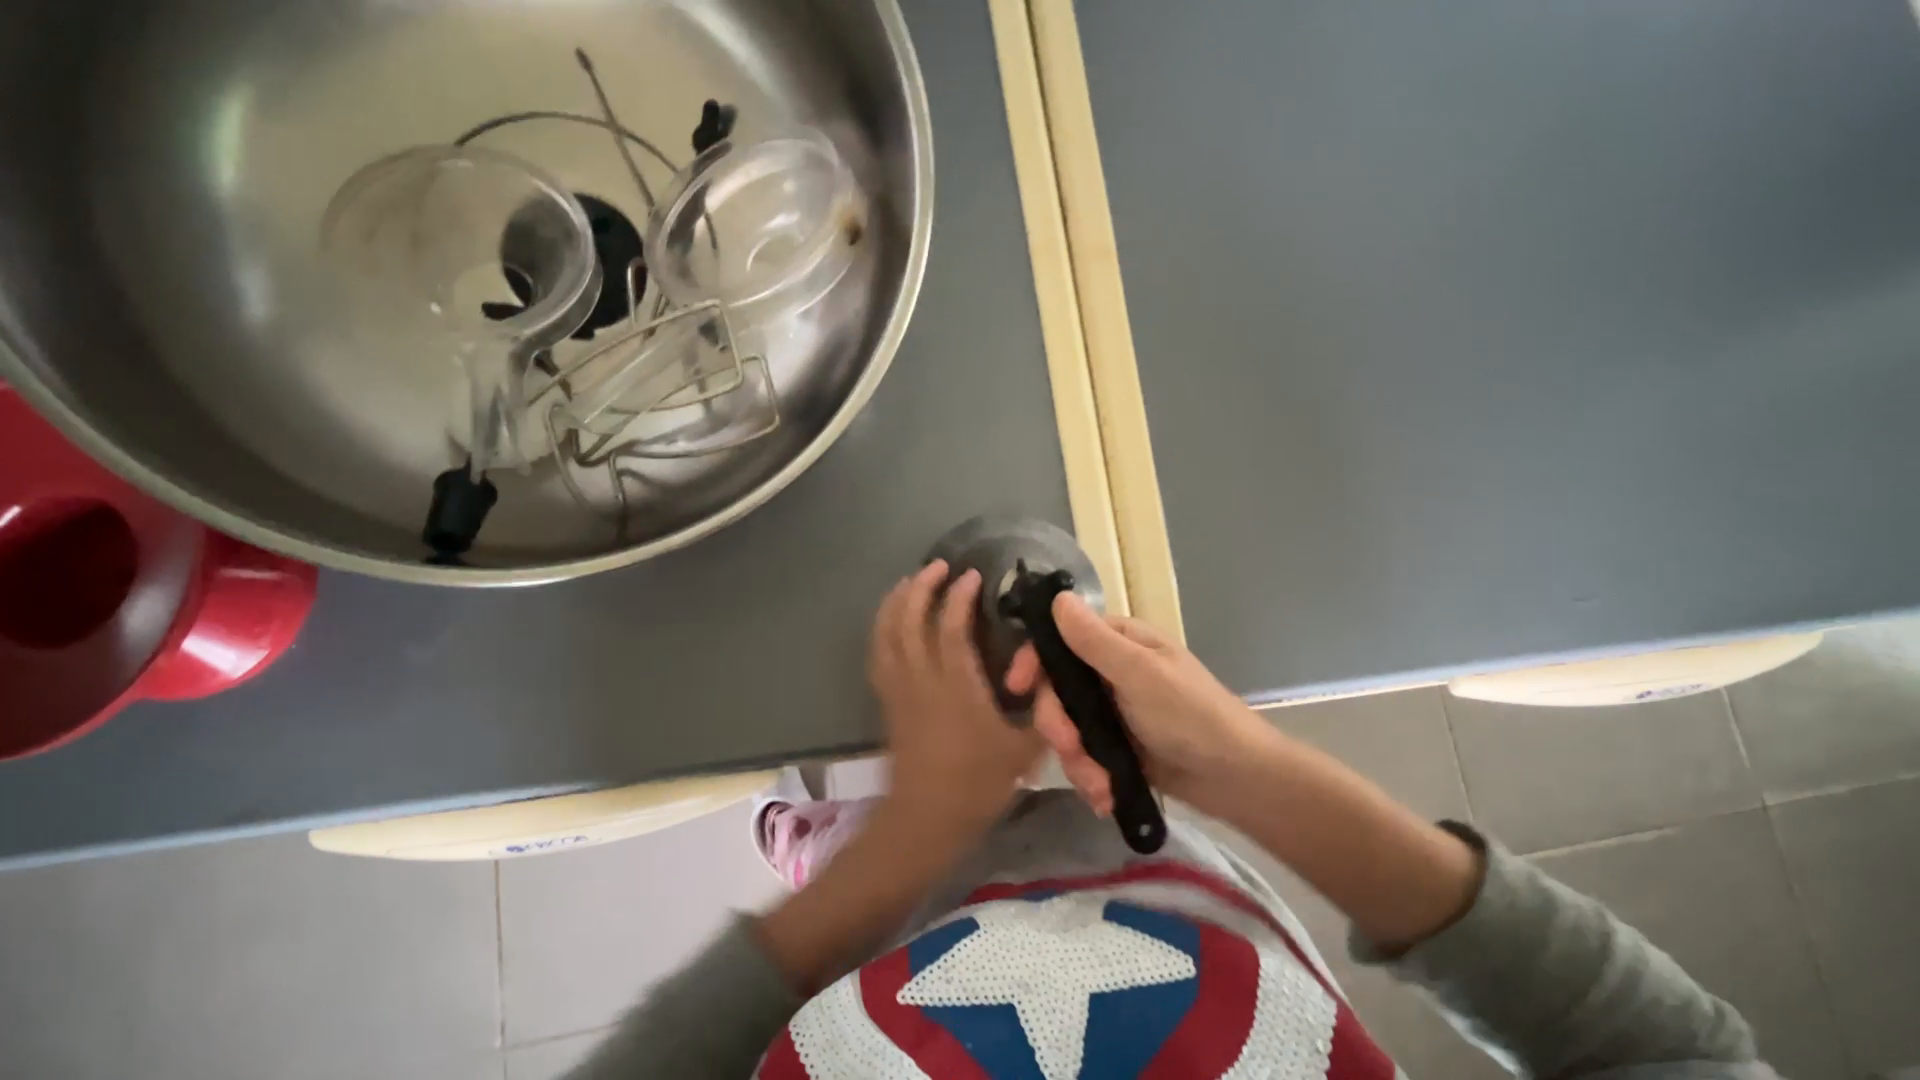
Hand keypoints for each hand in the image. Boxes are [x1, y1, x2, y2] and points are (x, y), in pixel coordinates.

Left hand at [868, 559, 1044, 840]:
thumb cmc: (977, 785)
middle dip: (921, 587)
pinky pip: (878, 655)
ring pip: (887, 633)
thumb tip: (1057, 680)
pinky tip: (891, 623)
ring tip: (910, 582)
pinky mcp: (888, 702)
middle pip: (909, 620)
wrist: (925, 820)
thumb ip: (1042, 712)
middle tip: (938, 567)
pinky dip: (882, 630)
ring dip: (896, 602)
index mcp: (956, 685)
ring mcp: (899, 689)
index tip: (972, 576)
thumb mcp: (1024, 750)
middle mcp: (922, 679)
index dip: (959, 597)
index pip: (951, 627)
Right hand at [1006, 593, 1269, 816]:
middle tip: (1070, 748)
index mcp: (1120, 644)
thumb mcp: (1140, 675)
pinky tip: (1104, 797)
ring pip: (1068, 730)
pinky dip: (1090, 778)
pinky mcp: (1118, 750)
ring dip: (1077, 762)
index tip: (1016, 687)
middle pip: (1057, 692)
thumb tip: (1057, 598)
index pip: (1060, 641)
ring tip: (1099, 787)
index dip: (1033, 662)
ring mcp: (1114, 714)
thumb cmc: (1192, 715)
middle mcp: (1111, 674)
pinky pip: (1085, 758)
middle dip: (1059, 726)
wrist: (1235, 778)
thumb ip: (1095, 641)